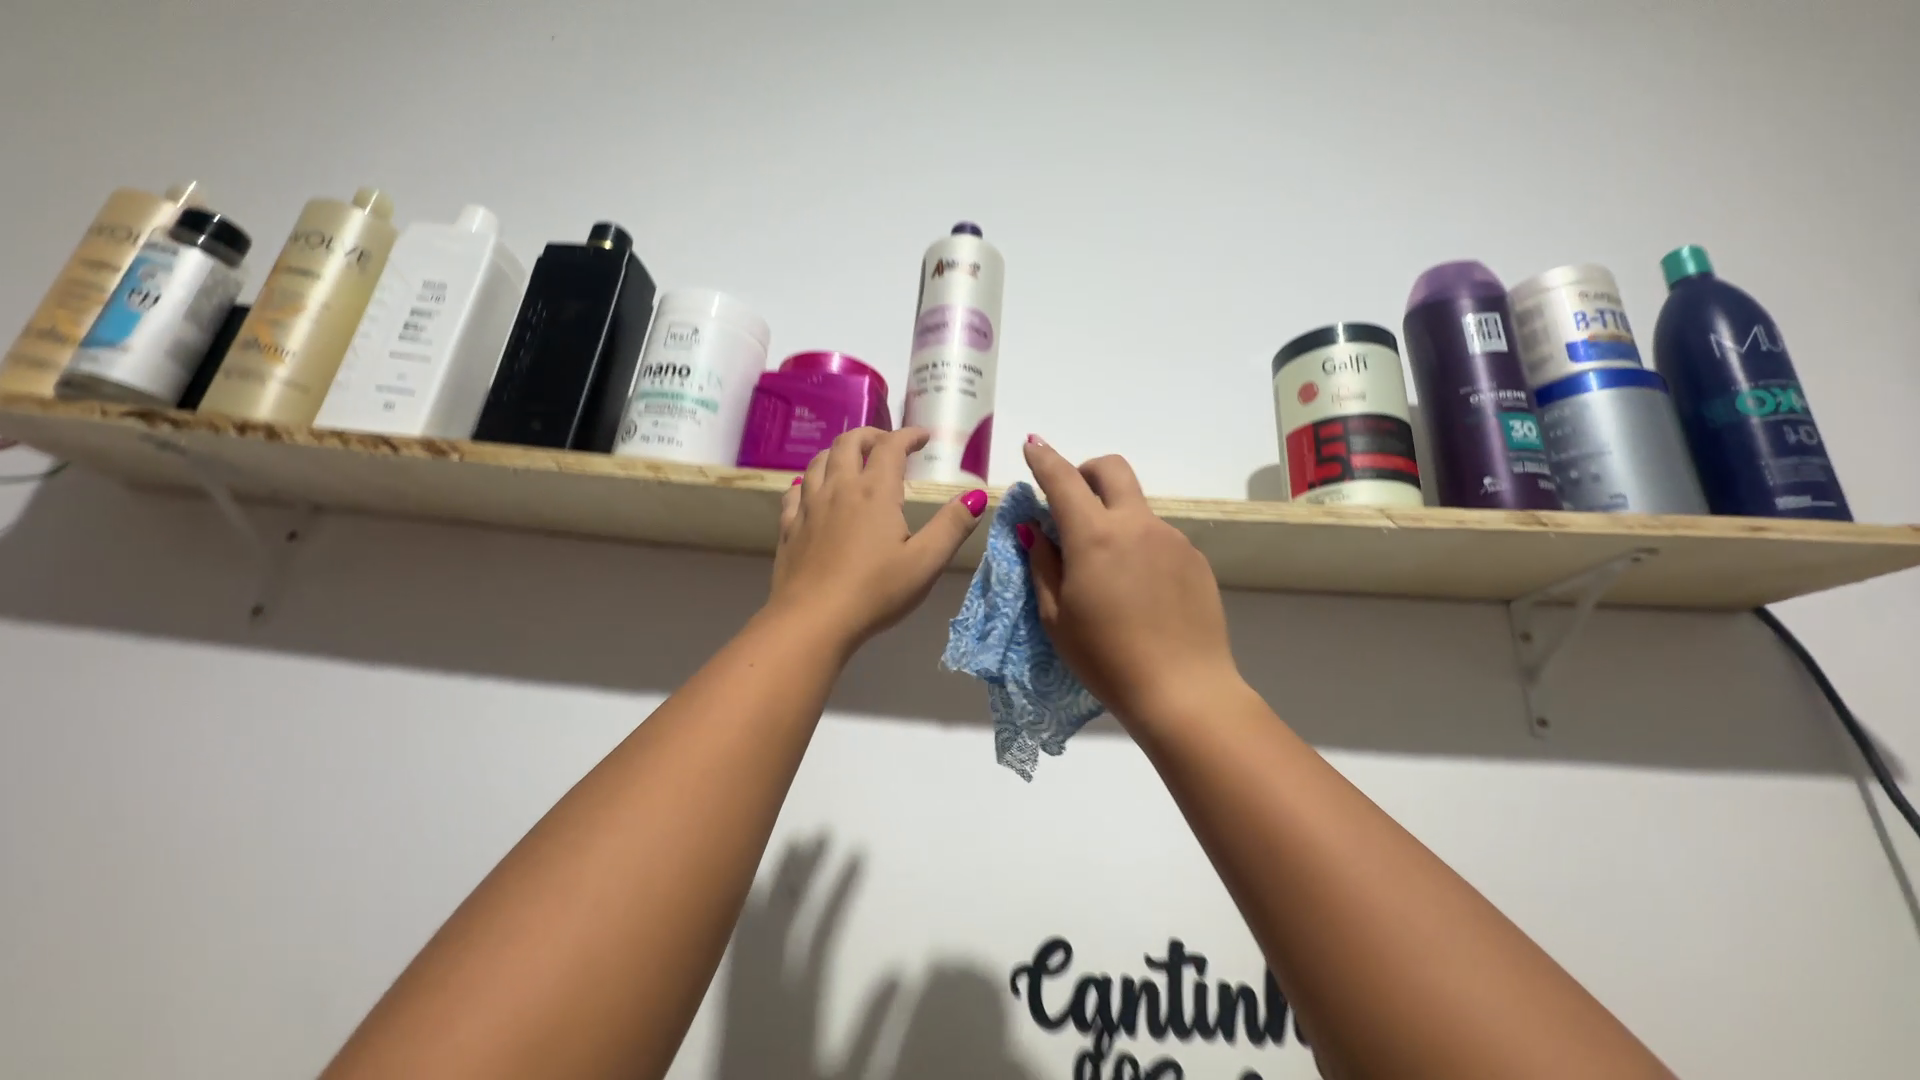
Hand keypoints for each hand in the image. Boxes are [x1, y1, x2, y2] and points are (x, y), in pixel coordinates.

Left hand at [768, 427, 986, 649]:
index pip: (891, 446)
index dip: (908, 436)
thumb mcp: (926, 562)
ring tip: (852, 461)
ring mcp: (808, 507)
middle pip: (848, 443)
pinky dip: (809, 482)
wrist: (813, 620)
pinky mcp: (789, 528)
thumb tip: (975, 496)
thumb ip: (952, 526)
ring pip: (819, 461)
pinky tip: (813, 492)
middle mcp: (839, 489)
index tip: (923, 437)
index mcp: (875, 491)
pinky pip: (795, 491)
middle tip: (887, 443)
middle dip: (871, 435)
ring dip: (838, 452)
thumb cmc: (876, 592)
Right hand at [1020, 438, 1239, 723]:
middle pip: (1111, 469)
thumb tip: (1036, 531)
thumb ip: (1043, 565)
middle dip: (1086, 471)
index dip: (1043, 459)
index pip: (1062, 480)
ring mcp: (1172, 539)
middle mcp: (1136, 525)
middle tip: (1072, 502)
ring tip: (1108, 572)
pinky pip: (1159, 538)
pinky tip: (1140, 592)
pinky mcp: (1195, 559)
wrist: (1183, 690)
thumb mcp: (1056, 617)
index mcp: (1094, 536)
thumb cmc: (1106, 659)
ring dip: (1114, 518)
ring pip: (1136, 508)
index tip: (1032, 446)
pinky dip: (1139, 547)